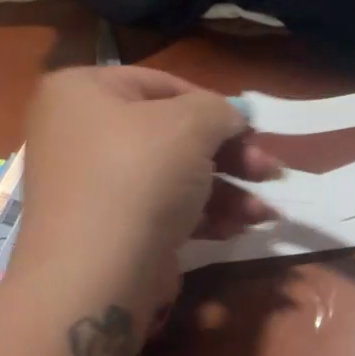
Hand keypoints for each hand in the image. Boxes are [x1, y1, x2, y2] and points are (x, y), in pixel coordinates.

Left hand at [17, 66, 280, 311]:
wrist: (99, 270)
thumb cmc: (141, 178)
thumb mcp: (191, 126)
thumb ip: (220, 111)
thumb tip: (231, 119)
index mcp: (85, 91)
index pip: (163, 85)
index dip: (215, 107)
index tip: (253, 133)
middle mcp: (83, 131)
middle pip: (176, 135)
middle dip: (233, 157)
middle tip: (270, 173)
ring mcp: (98, 183)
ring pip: (180, 177)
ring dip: (231, 193)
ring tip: (264, 214)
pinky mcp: (117, 226)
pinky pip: (169, 209)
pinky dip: (207, 216)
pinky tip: (236, 230)